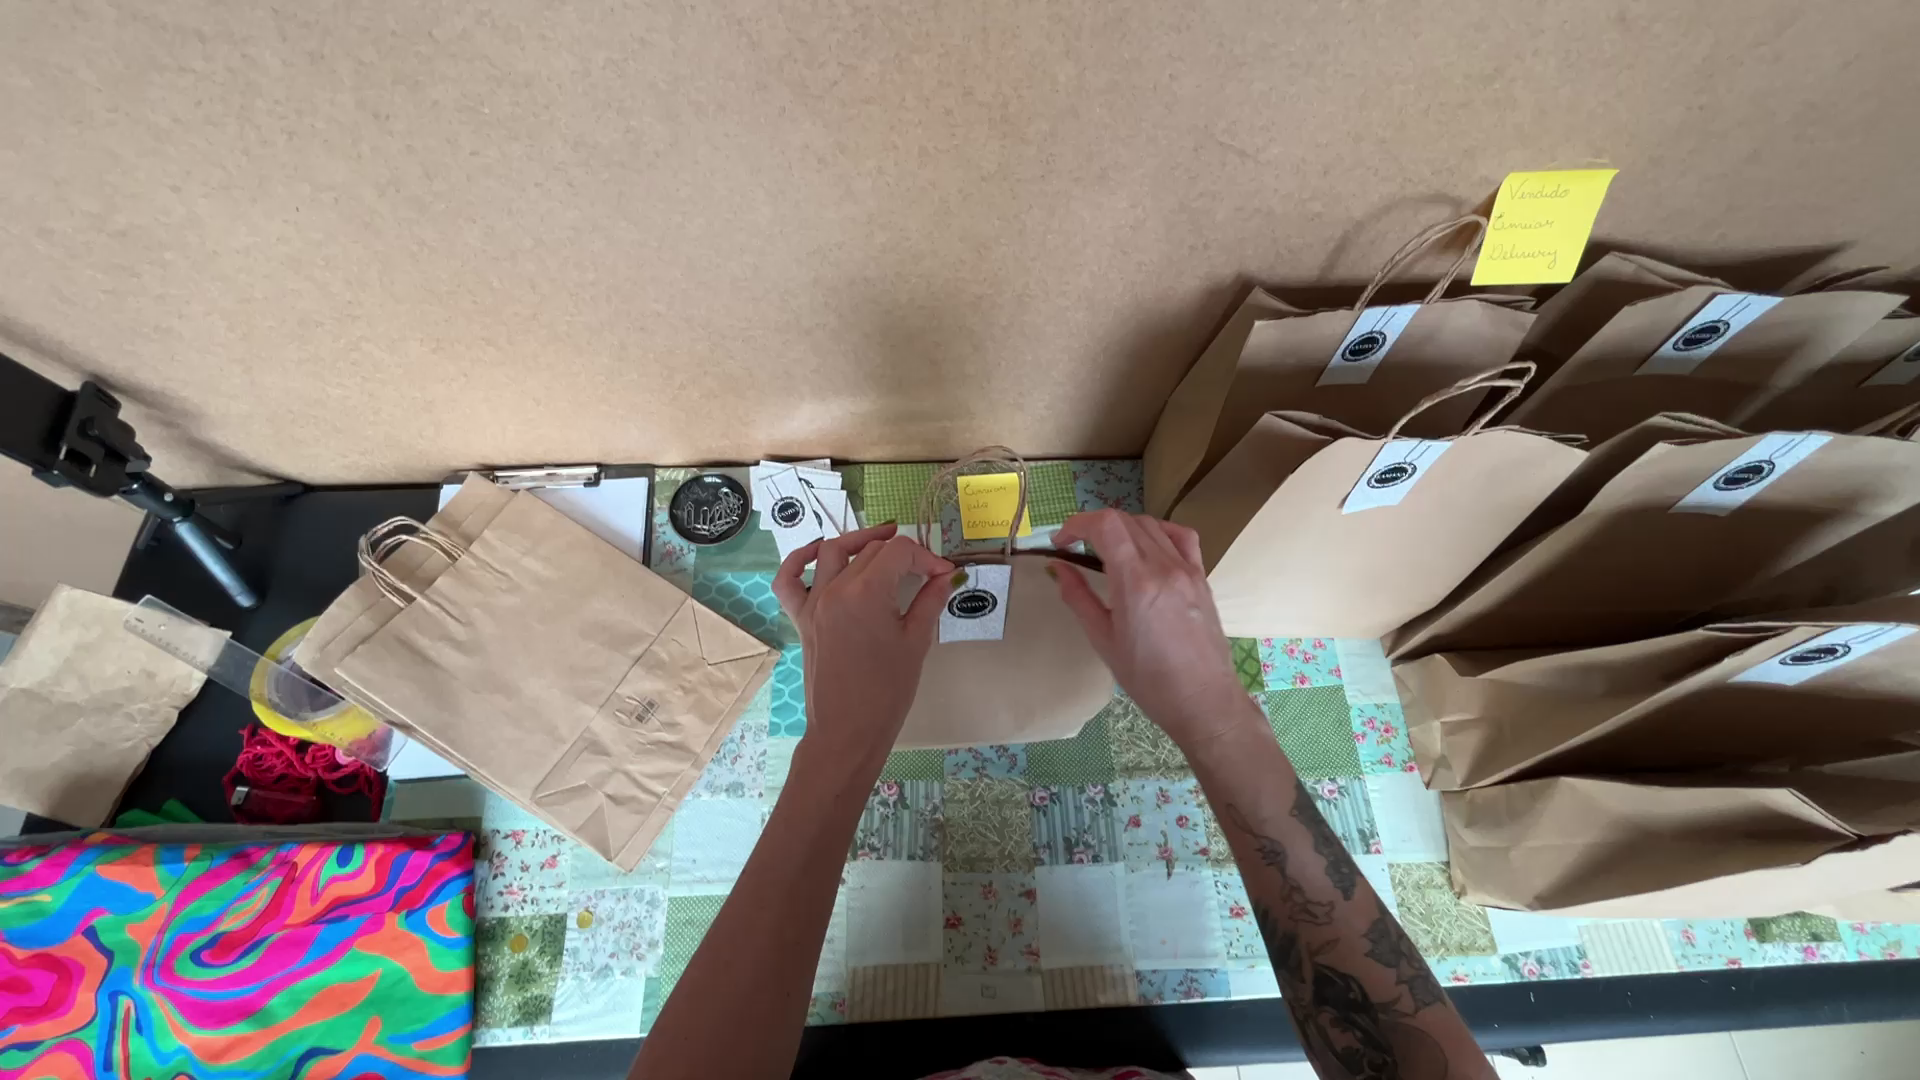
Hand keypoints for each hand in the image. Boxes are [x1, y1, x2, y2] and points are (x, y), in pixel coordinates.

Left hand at [774, 523, 954, 765]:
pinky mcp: (801, 619)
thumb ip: (930, 601)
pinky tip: (817, 553)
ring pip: (833, 553)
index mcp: (866, 592)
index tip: (944, 575)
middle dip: (903, 554)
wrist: (848, 731)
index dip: (926, 558)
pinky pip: (788, 580)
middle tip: (926, 572)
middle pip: (871, 551)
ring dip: (859, 542)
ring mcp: (813, 602)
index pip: (899, 552)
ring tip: (883, 542)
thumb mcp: (916, 642)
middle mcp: (835, 588)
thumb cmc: (887, 691)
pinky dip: (798, 560)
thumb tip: (948, 576)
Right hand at [1050, 510, 1262, 749]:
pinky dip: (1157, 531)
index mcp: (1135, 581)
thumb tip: (1057, 567)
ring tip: (1105, 549)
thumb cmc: (1147, 679)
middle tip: (1074, 548)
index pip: (1104, 525)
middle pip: (1124, 519)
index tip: (1060, 543)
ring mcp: (1187, 568)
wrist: (1202, 700)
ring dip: (1121, 528)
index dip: (1076, 524)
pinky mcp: (1201, 576)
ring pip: (1149, 524)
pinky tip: (1145, 546)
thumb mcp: (1103, 639)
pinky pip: (1181, 537)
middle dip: (1092, 526)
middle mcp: (1163, 565)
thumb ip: (1078, 596)